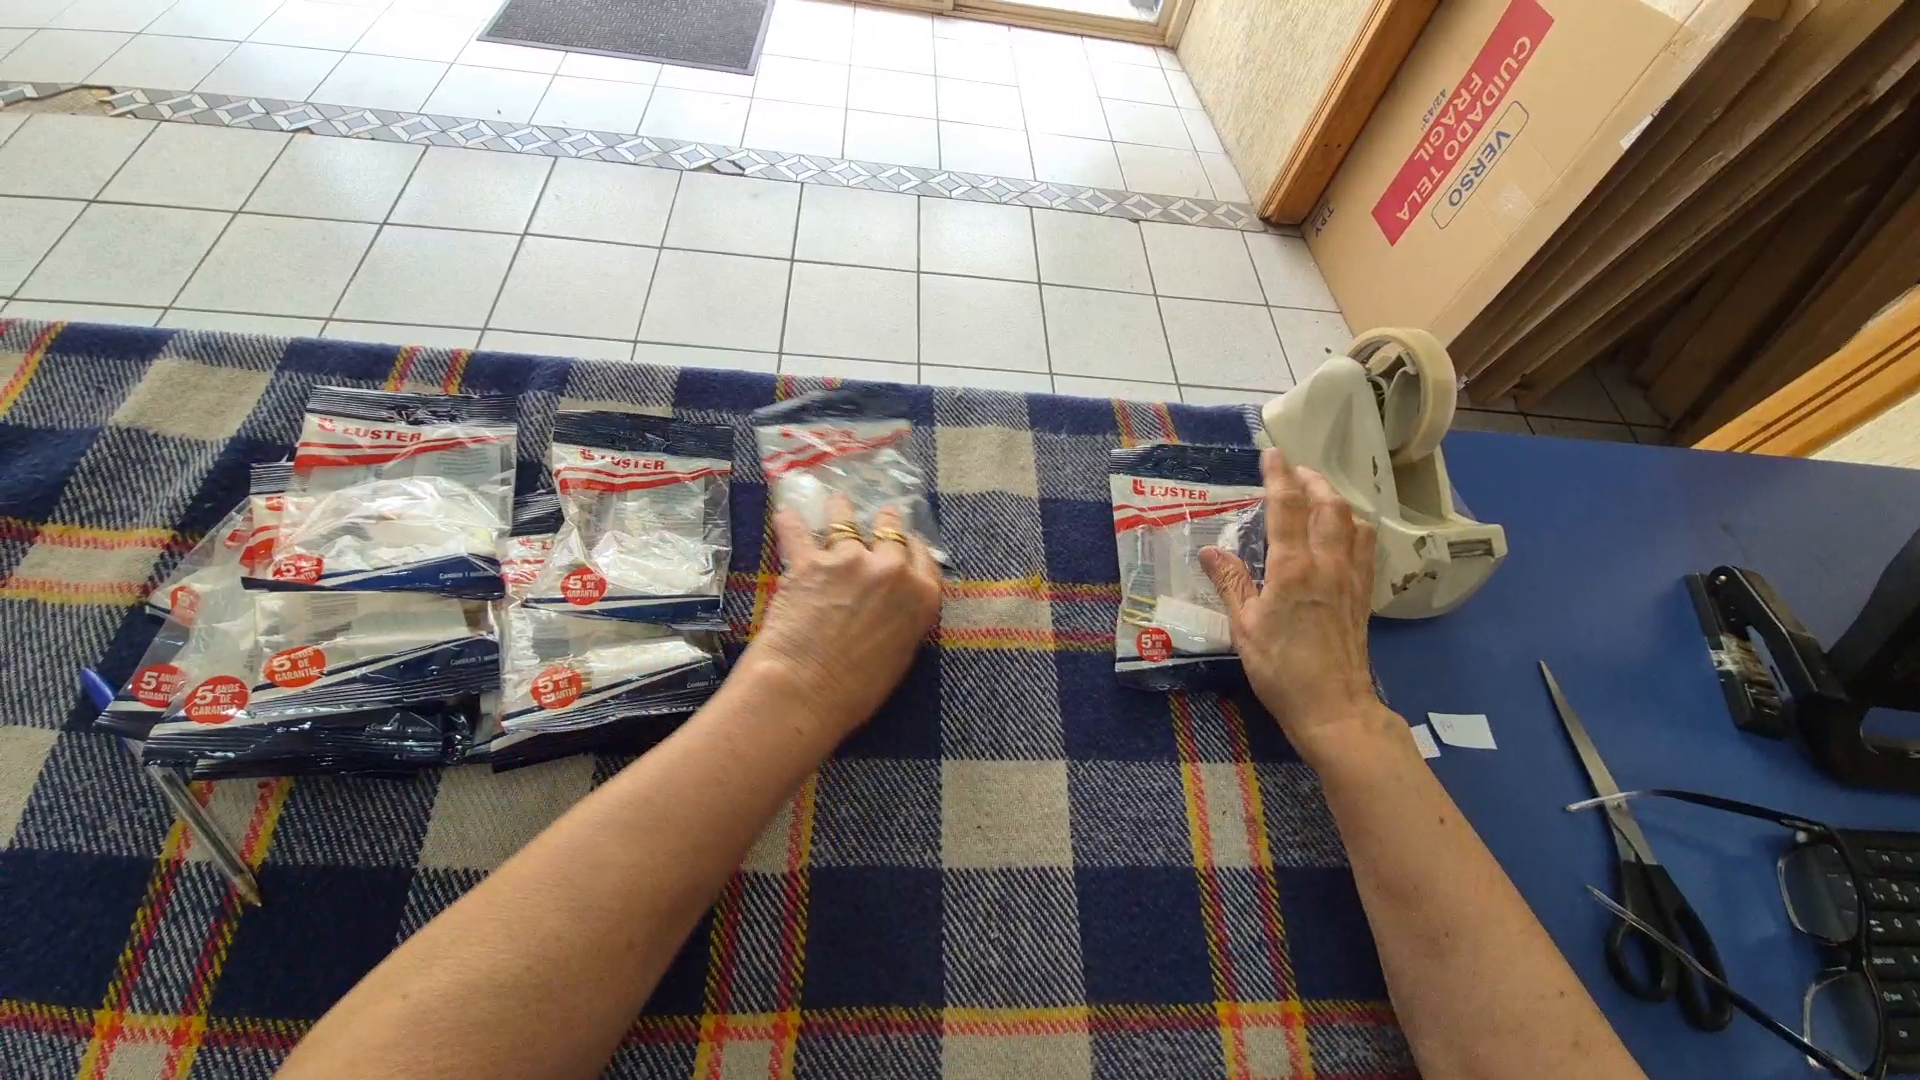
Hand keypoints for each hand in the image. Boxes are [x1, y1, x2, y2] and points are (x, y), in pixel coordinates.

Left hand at [738, 495, 942, 736]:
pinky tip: (785, 512)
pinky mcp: (808, 561)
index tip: (905, 541)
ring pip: (846, 517)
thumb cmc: (858, 690)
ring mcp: (849, 560)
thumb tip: (896, 604)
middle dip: (884, 522)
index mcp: (922, 596)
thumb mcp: (901, 655)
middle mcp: (891, 570)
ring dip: (841, 510)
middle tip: (878, 519)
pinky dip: (789, 521)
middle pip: (891, 530)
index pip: (923, 556)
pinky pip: (797, 530)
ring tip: (836, 502)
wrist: (806, 693)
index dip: (911, 546)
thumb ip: (905, 619)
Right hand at [1200, 449, 1397, 765]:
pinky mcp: (1363, 595)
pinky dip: (1353, 526)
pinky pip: (1364, 546)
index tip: (1272, 454)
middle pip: (1329, 505)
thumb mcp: (1244, 626)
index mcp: (1293, 568)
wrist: (1334, 706)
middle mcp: (1328, 564)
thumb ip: (1231, 583)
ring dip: (1337, 499)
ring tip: (1319, 495)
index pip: (1288, 507)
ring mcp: (1351, 578)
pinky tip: (1343, 532)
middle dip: (1312, 479)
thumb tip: (1210, 551)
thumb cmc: (1280, 668)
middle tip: (1295, 470)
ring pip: (1353, 521)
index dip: (1279, 476)